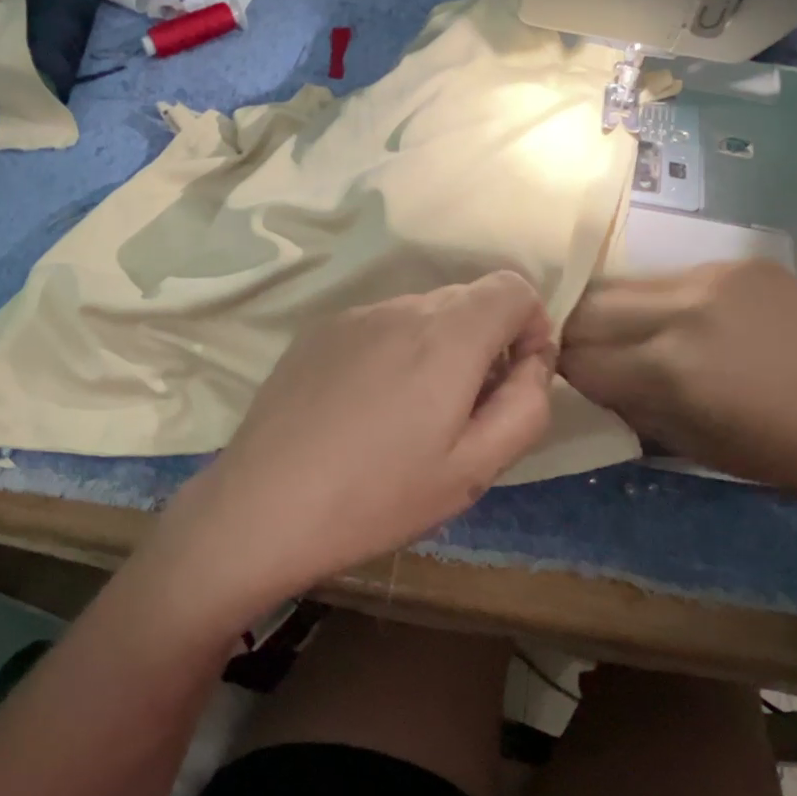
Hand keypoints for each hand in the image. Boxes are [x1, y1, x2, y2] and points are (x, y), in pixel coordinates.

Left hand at [151, 271, 555, 608]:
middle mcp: (401, 308)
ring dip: (437, 352)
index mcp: (449, 335)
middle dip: (486, 346)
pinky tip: (364, 414)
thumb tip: (533, 363)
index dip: (532, 328)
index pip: (513, 289)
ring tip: (409, 422)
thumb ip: (526, 406)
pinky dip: (393, 355)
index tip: (515, 382)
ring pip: (421, 315)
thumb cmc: (379, 496)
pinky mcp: (316, 335)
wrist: (263, 507)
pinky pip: (377, 329)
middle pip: (468, 301)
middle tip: (464, 416)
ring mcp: (352, 317)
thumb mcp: (475, 468)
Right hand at [558, 262, 796, 513]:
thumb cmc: (781, 454)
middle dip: (573, 335)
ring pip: (627, 285)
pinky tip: (685, 326)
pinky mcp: (742, 262)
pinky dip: (661, 303)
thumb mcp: (689, 444)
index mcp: (669, 368)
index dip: (560, 373)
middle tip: (581, 358)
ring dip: (614, 313)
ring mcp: (715, 275)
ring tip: (628, 339)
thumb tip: (589, 380)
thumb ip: (629, 404)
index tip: (558, 382)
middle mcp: (683, 308)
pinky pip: (674, 277)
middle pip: (589, 307)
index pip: (577, 357)